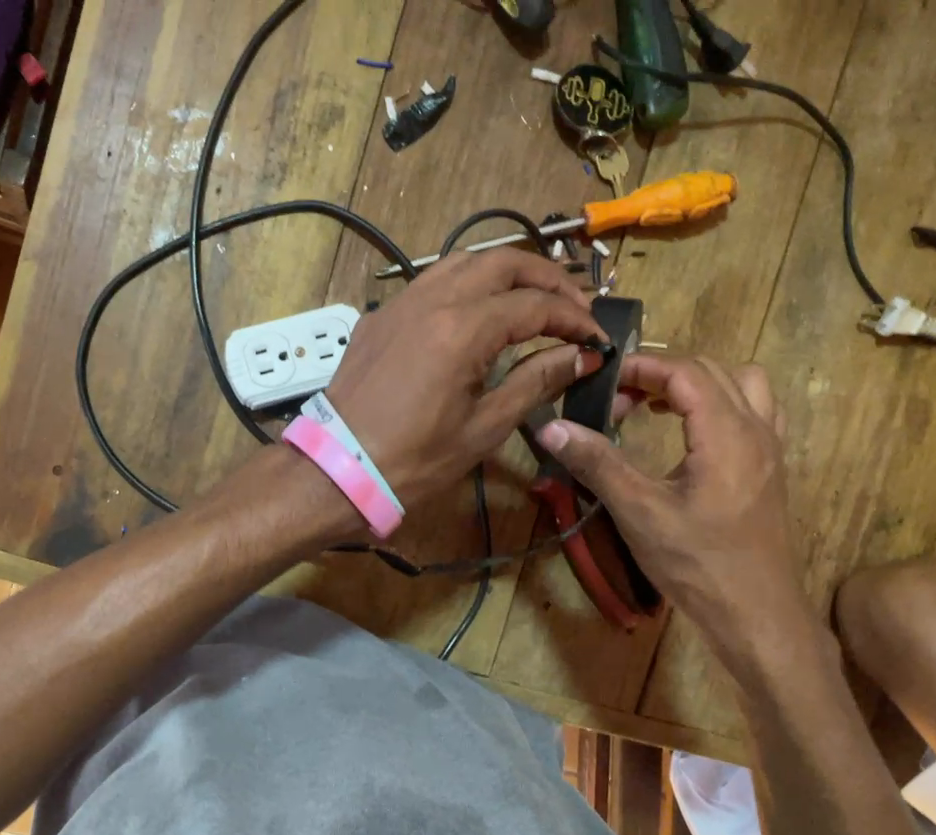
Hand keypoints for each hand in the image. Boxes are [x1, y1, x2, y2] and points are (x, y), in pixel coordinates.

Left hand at [321, 249, 605, 511]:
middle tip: (574, 305)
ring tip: (530, 299)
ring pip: (462, 263)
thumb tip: (581, 356)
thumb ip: (535, 382)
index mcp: (462, 329)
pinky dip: (463, 285)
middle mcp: (431, 300)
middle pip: (502, 262)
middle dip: (546, 278)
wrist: (337, 471)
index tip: (597, 337)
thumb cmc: (414, 461)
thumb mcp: (484, 428)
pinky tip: (475, 313)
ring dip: (504, 272)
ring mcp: (399, 304)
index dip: (574, 318)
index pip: (535, 304)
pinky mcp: (378, 318)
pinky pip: (429, 283)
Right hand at [537, 353, 806, 642]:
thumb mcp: (639, 513)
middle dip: (661, 374)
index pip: (685, 371)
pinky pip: (754, 413)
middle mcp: (757, 429)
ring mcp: (770, 450)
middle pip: (712, 371)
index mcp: (727, 433)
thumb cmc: (696, 564)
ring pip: (742, 385)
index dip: (642, 366)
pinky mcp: (770, 471)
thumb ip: (598, 463)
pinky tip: (693, 436)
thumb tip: (551, 428)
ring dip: (697, 384)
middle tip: (619, 402)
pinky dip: (721, 406)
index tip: (603, 380)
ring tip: (657, 408)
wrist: (755, 613)